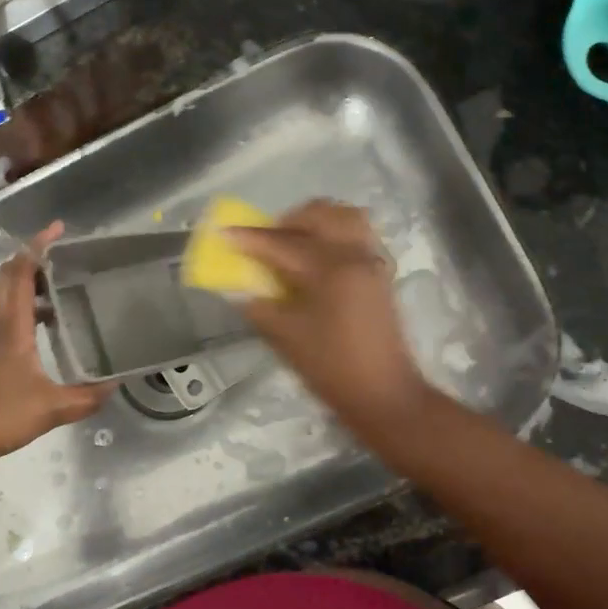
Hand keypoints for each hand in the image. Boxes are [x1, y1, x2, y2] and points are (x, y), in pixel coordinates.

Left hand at [0, 222, 112, 473]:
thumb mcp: (52, 408)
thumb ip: (87, 397)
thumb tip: (116, 385)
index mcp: (11, 327)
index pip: (21, 273)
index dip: (38, 247)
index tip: (58, 229)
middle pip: (8, 278)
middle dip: (33, 259)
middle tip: (64, 256)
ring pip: (6, 298)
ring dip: (29, 285)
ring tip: (62, 288)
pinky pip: (7, 318)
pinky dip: (26, 309)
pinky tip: (46, 328)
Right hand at [227, 200, 435, 433]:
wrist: (383, 393)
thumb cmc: (332, 368)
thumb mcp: (286, 338)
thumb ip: (260, 307)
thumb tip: (241, 289)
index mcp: (331, 269)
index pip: (283, 244)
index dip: (250, 238)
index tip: (224, 233)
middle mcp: (355, 255)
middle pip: (321, 215)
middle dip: (288, 221)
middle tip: (264, 241)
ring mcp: (373, 262)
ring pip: (345, 218)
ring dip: (315, 222)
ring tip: (293, 243)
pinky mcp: (381, 274)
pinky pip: (357, 235)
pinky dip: (333, 235)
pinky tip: (317, 260)